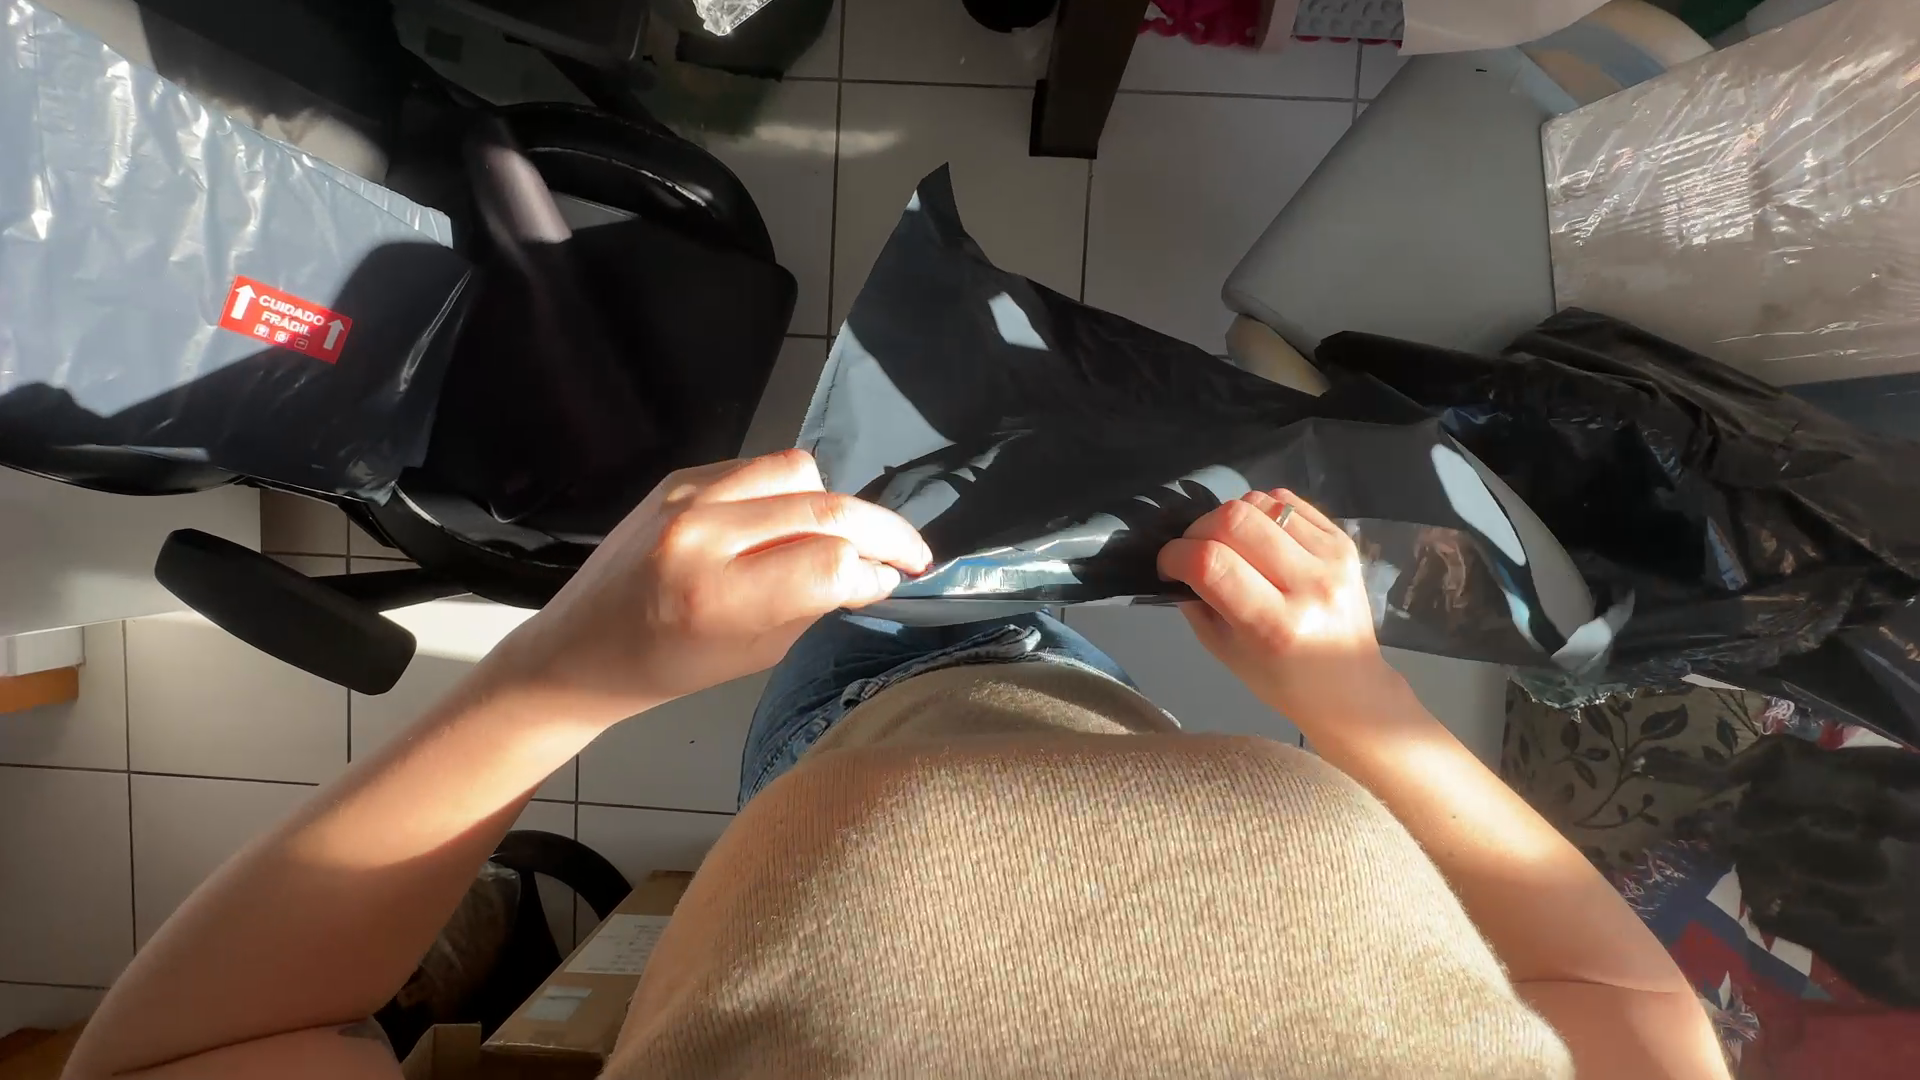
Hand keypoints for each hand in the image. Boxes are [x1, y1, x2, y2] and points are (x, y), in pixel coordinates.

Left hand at [483, 450, 930, 723]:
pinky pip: (762, 467)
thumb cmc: (669, 669)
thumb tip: (873, 570)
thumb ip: (816, 603)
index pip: (830, 563)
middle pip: (826, 509)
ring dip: (835, 504)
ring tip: (838, 536)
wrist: (579, 647)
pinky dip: (794, 491)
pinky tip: (789, 521)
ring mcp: (686, 495)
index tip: (892, 583)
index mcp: (716, 597)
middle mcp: (701, 533)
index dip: (874, 573)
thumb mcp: (755, 654)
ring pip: (801, 471)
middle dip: (885, 531)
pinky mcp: (679, 476)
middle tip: (912, 553)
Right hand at [1157, 490, 1405, 725]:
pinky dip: (1258, 511)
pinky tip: (1256, 536)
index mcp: (1274, 625)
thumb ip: (1198, 601)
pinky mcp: (1343, 540)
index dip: (1175, 555)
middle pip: (1233, 520)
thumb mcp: (1223, 650)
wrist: (1349, 686)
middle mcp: (1308, 585)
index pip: (1211, 563)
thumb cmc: (1280, 679)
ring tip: (1227, 543)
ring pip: (1258, 503)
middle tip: (1194, 552)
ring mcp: (1331, 557)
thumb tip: (1181, 561)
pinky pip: (1285, 500)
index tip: (1168, 567)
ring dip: (1227, 518)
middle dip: (1197, 530)